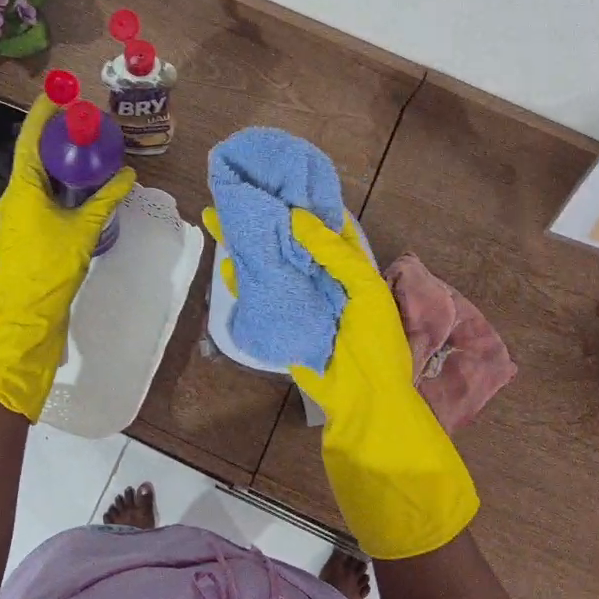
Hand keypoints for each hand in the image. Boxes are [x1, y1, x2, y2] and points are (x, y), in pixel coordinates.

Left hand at [0, 95, 134, 420]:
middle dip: (56, 137)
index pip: (31, 141)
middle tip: (83, 123)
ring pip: (37, 177)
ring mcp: (16, 214)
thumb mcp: (84, 231)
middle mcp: (14, 196)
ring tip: (86, 149)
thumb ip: (106, 200)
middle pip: (33, 156)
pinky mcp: (24, 230)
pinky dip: (59, 183)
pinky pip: (40, 195)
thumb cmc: (51, 270)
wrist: (27, 316)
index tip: (59, 95)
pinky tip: (80, 185)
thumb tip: (127, 175)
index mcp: (22, 189)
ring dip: (59, 162)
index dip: (44, 115)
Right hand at [203, 206, 476, 557]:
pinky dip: (245, 288)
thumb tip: (298, 221)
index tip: (273, 183)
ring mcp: (307, 311)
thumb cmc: (375, 350)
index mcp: (355, 274)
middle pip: (293, 248)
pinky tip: (228, 271)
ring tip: (223, 225)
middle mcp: (329, 287)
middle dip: (266, 224)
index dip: (302, 207)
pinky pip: (265, 305)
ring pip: (275, 272)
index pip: (325, 231)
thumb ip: (335, 256)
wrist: (368, 415)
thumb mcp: (365, 294)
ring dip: (251, 250)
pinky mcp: (289, 334)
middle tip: (235, 199)